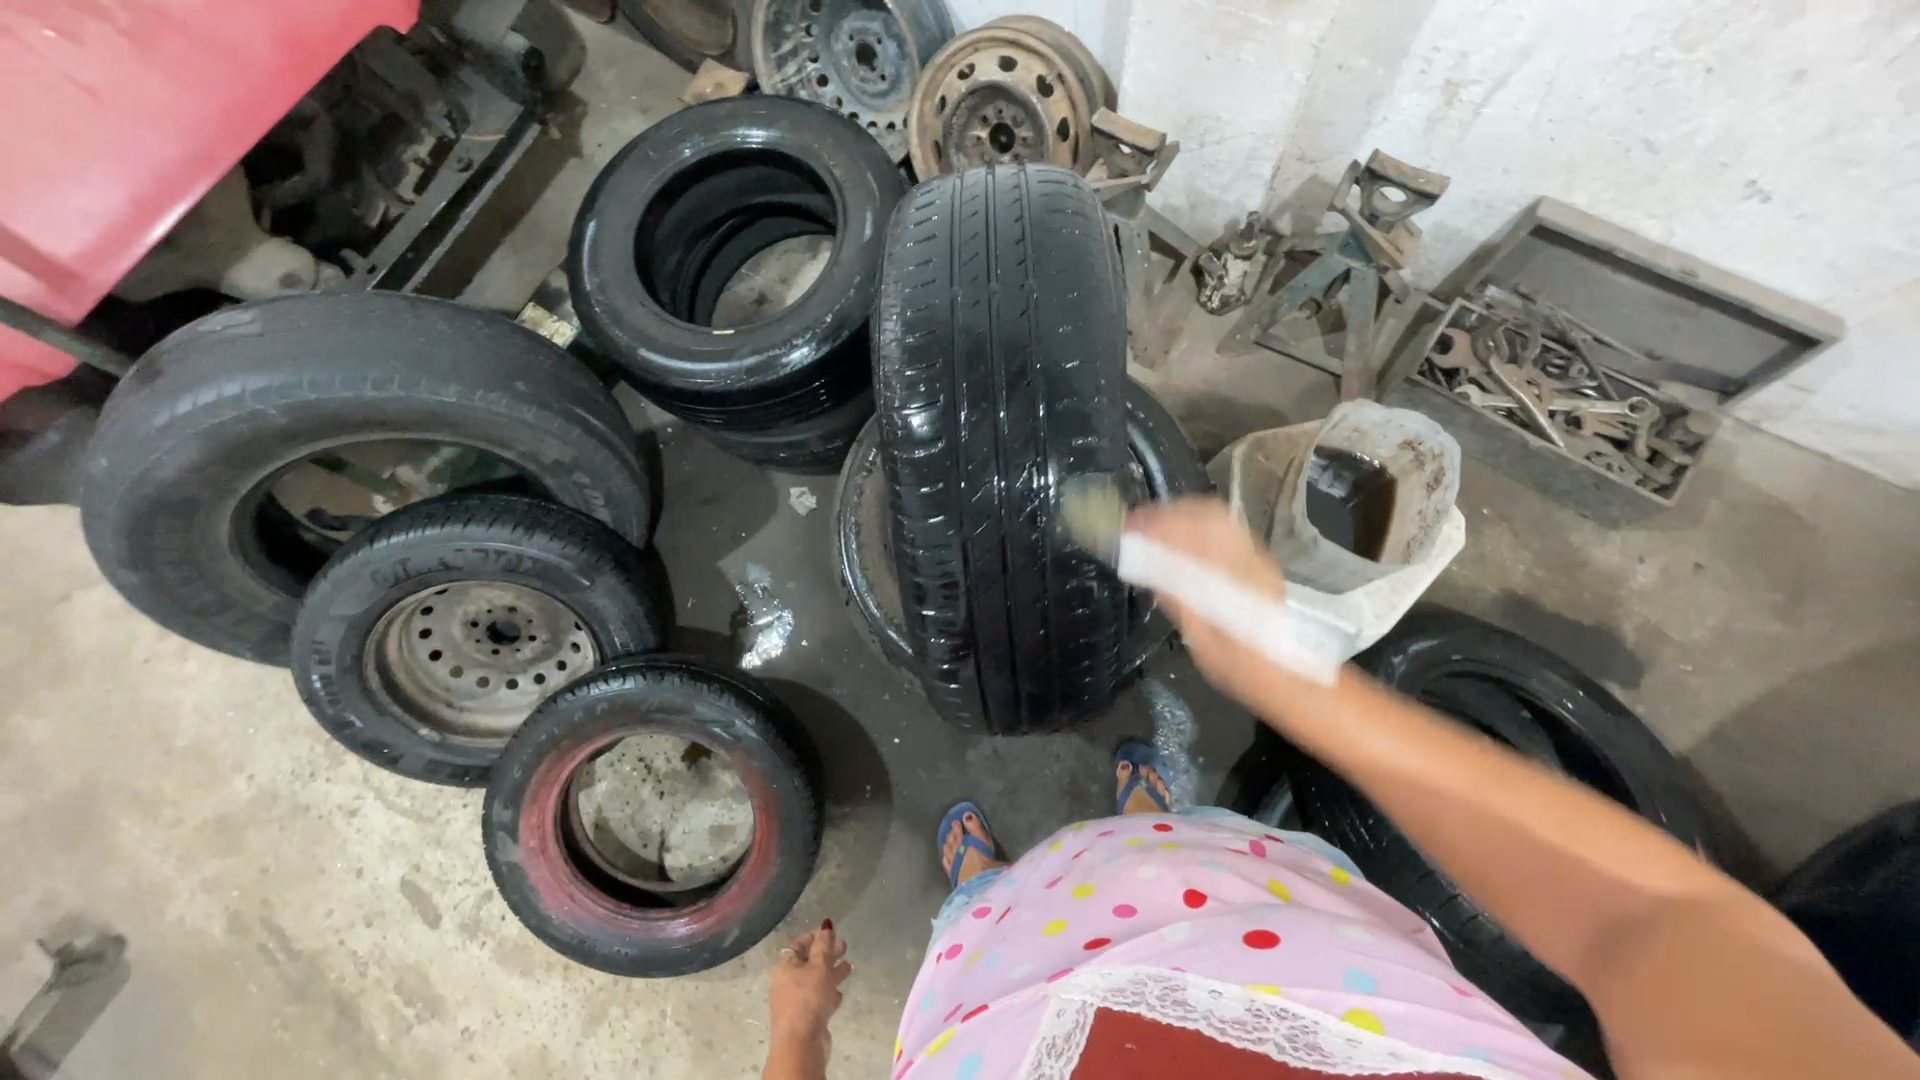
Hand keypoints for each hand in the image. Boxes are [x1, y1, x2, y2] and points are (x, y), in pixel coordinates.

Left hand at [769, 922, 850, 1056]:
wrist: (801, 1044)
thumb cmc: (808, 998)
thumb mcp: (818, 967)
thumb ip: (824, 945)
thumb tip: (826, 924)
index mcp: (785, 966)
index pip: (799, 944)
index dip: (815, 936)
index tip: (832, 932)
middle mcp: (787, 982)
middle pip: (809, 962)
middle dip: (827, 954)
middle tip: (844, 947)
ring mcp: (796, 1002)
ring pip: (815, 982)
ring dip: (831, 973)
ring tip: (848, 967)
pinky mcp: (806, 1018)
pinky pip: (818, 1000)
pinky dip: (828, 993)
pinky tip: (839, 993)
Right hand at [1125, 497, 1301, 707]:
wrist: (1289, 677)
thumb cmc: (1240, 668)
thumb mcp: (1202, 640)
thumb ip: (1179, 601)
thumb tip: (1151, 569)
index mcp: (1230, 580)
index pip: (1189, 536)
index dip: (1156, 526)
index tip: (1130, 528)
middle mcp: (1247, 561)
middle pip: (1207, 516)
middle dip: (1168, 513)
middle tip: (1138, 523)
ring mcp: (1257, 559)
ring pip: (1219, 519)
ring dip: (1183, 516)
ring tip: (1156, 526)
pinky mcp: (1260, 564)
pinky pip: (1227, 530)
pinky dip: (1198, 526)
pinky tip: (1182, 539)